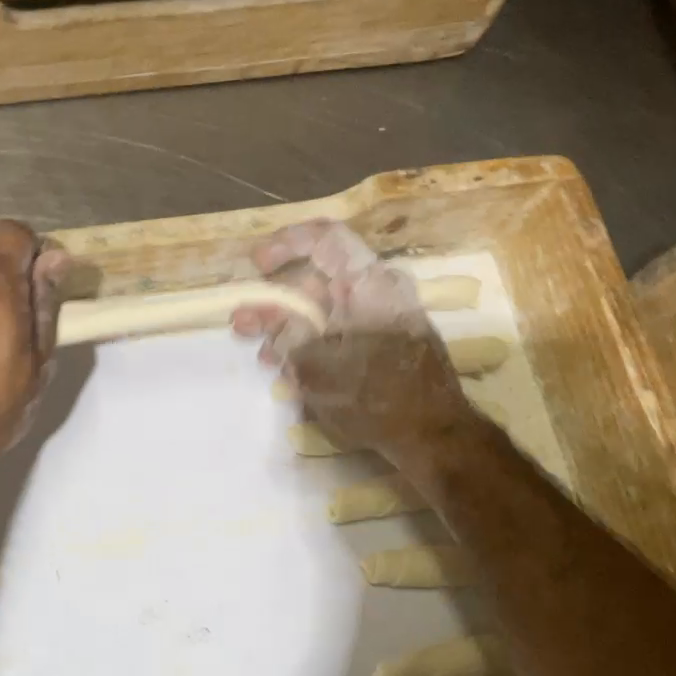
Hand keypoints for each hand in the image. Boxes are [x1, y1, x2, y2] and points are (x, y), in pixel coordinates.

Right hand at [230, 220, 471, 458]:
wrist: (432, 437)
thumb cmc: (373, 397)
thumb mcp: (316, 366)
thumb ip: (286, 333)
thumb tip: (263, 314)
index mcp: (368, 283)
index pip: (324, 238)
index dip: (284, 245)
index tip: (255, 268)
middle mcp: (381, 291)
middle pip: (319, 279)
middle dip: (276, 302)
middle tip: (242, 325)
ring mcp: (387, 317)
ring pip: (328, 309)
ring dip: (292, 328)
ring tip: (265, 359)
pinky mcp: (389, 342)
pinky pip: (344, 330)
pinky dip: (316, 342)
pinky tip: (294, 370)